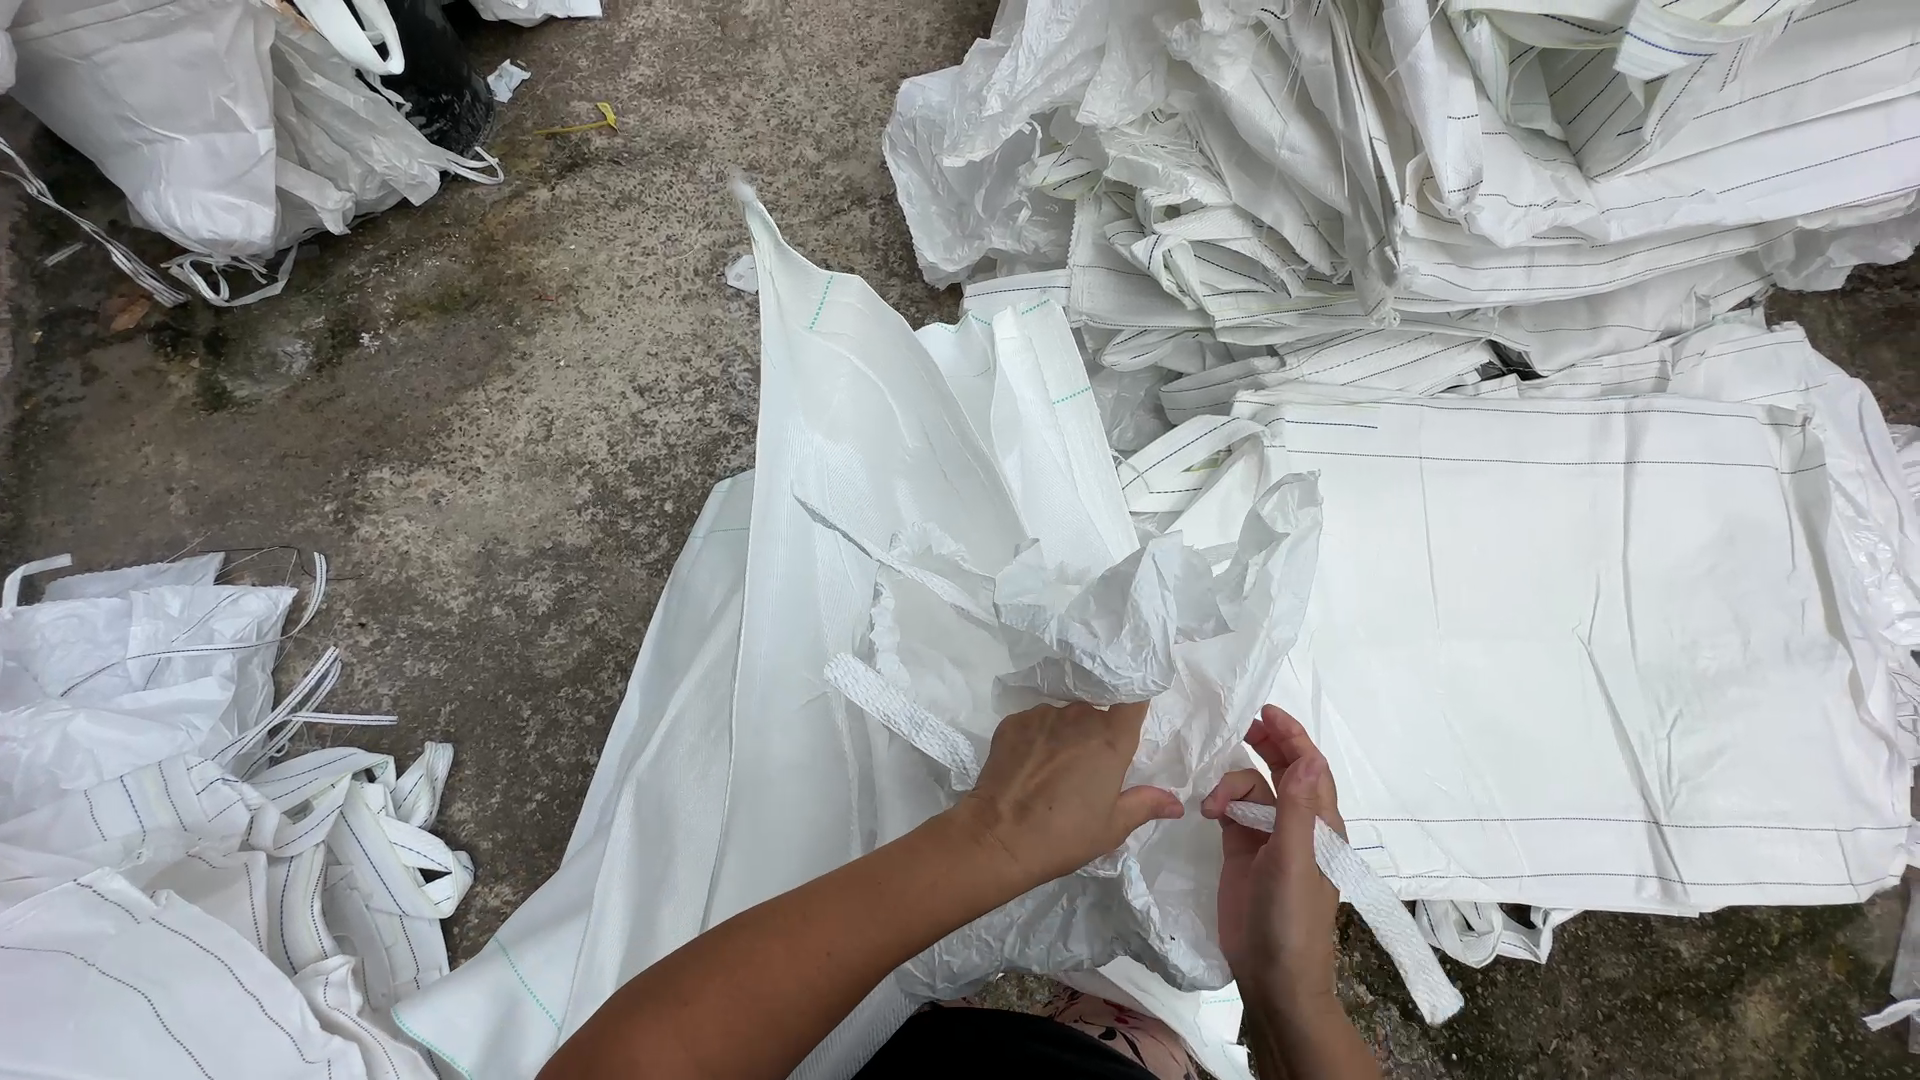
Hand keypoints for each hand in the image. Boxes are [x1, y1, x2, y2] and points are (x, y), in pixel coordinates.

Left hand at [945, 700, 1183, 889]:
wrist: (999, 838)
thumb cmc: (1064, 835)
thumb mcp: (1112, 827)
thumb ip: (1145, 805)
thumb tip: (1176, 803)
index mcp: (1110, 740)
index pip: (1132, 700)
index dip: (1135, 699)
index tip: (1133, 709)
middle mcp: (1078, 717)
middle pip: (1095, 710)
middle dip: (1095, 730)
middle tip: (1088, 763)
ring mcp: (1041, 716)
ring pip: (1063, 715)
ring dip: (1064, 732)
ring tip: (1054, 767)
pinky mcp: (1012, 721)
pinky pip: (1034, 722)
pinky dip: (1037, 737)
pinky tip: (1029, 764)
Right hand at [1200, 704, 1344, 1010]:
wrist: (1271, 974)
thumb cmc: (1290, 918)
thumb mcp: (1294, 861)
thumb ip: (1300, 810)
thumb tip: (1309, 757)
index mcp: (1321, 825)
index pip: (1310, 767)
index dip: (1293, 736)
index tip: (1266, 711)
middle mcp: (1298, 825)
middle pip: (1284, 771)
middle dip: (1267, 744)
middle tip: (1241, 726)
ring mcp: (1268, 837)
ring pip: (1252, 788)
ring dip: (1231, 784)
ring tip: (1211, 804)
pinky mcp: (1242, 849)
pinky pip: (1232, 809)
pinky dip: (1219, 801)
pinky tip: (1206, 810)